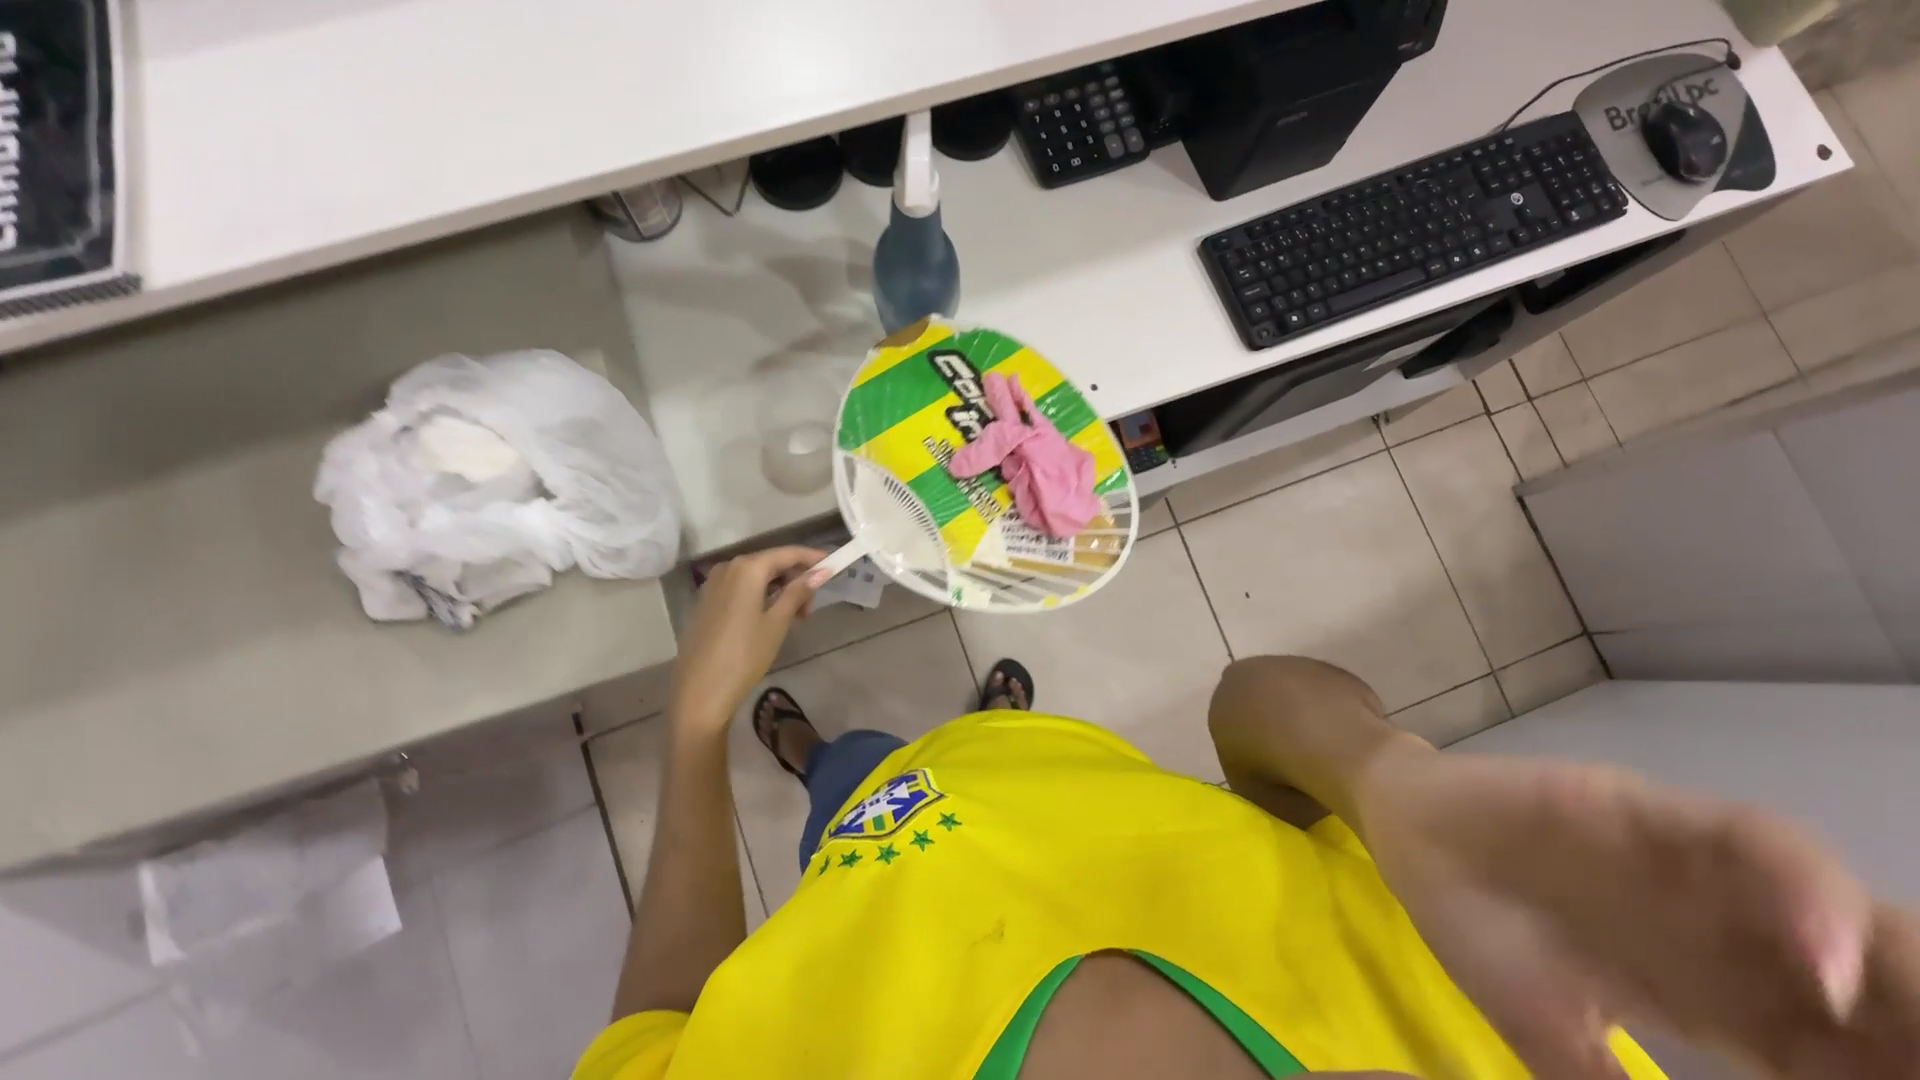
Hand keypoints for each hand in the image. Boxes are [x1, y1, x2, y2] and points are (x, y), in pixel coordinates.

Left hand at [668, 546, 828, 733]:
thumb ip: (799, 592)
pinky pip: (741, 588)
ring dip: (779, 590)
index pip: (788, 553)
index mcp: (747, 568)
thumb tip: (822, 571)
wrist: (700, 691)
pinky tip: (771, 619)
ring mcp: (714, 584)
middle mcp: (728, 567)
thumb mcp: (777, 623)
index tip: (835, 566)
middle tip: (811, 607)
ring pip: (756, 577)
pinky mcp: (708, 601)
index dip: (813, 558)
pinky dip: (760, 596)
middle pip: (771, 563)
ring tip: (795, 618)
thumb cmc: (744, 655)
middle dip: (796, 578)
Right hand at [1353, 744, 1919, 1077]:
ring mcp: (1701, 868)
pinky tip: (1817, 958)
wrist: (1408, 834)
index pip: (1838, 1057)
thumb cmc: (1470, 929)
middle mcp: (1730, 935)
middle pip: (1869, 989)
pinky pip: (1760, 840)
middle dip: (1915, 1034)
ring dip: (1896, 970)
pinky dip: (1806, 892)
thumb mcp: (1541, 1028)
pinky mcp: (1662, 811)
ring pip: (1841, 912)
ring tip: (1917, 1036)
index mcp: (1713, 997)